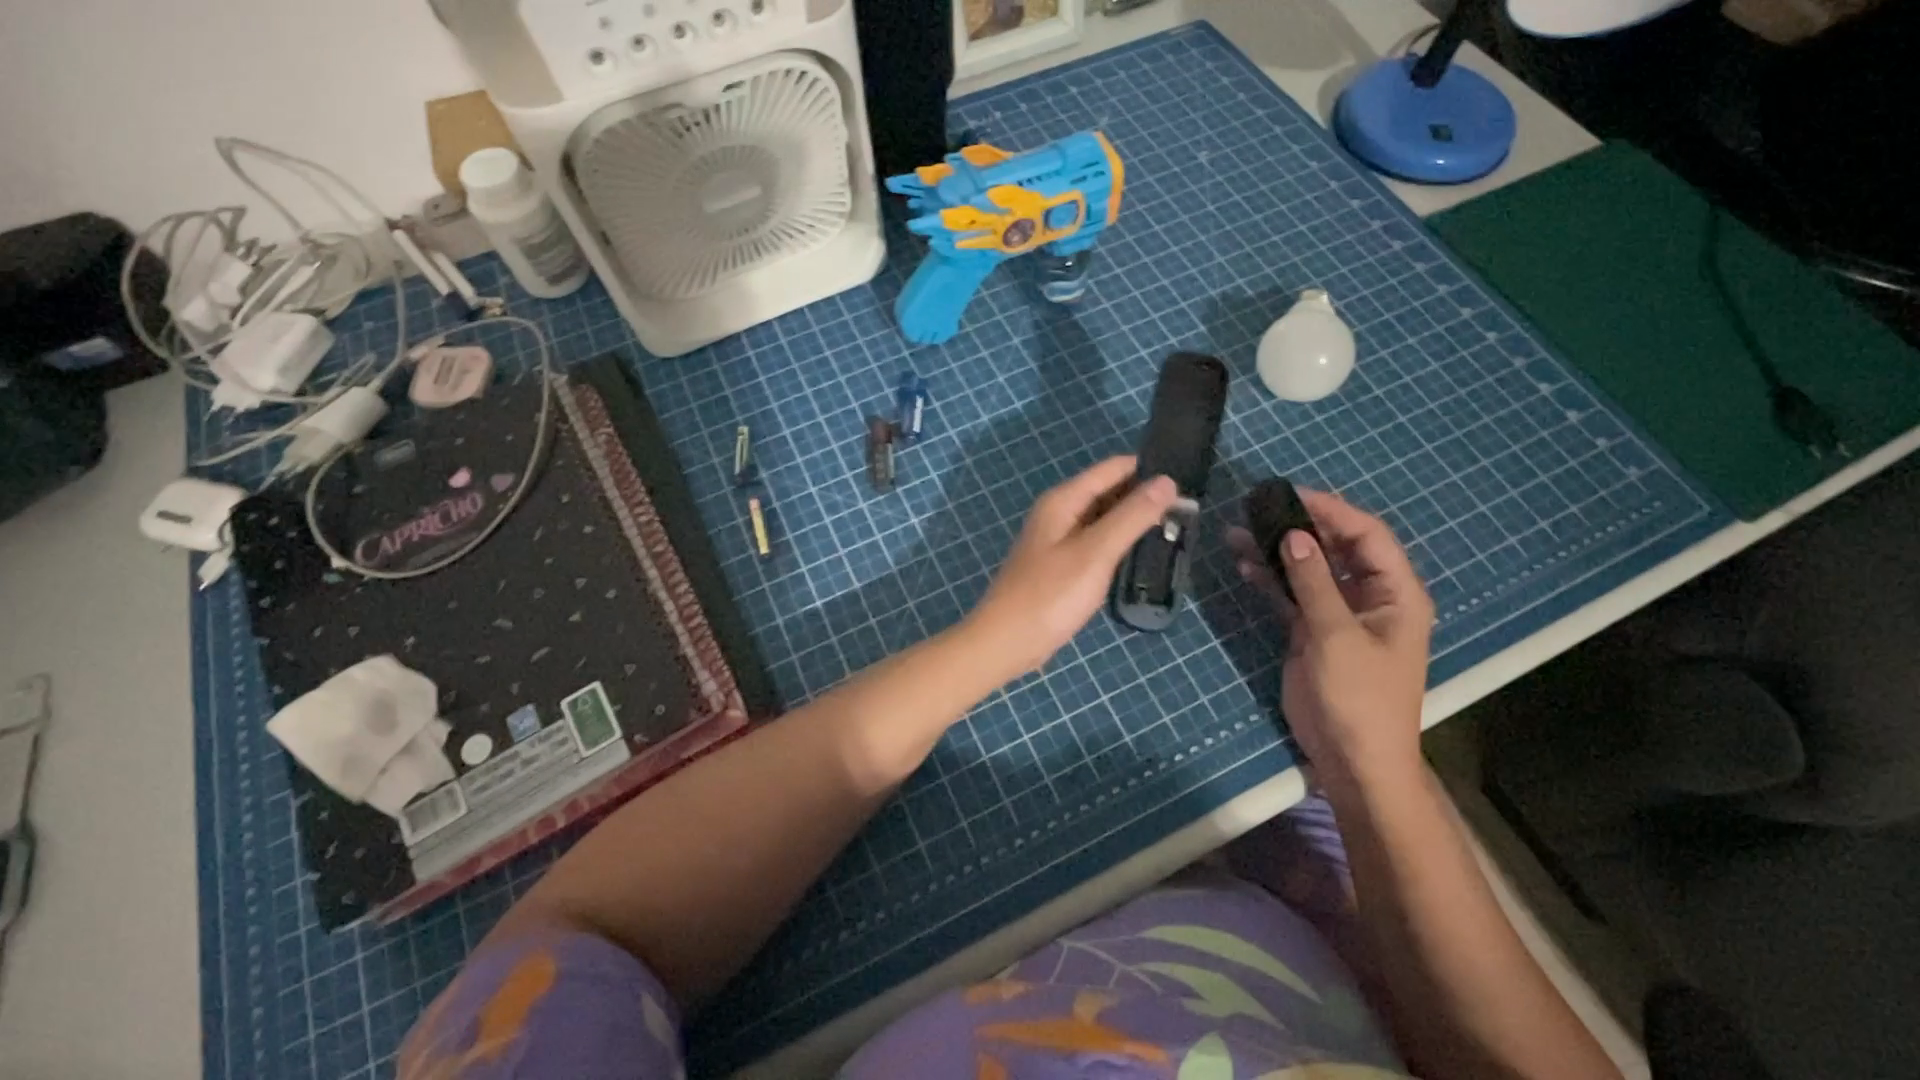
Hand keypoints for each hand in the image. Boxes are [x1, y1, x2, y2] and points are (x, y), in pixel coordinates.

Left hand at [966, 456, 1176, 677]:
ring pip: (1105, 520)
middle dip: (1145, 498)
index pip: (1113, 468)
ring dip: (1135, 523)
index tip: (1187, 482)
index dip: (1149, 470)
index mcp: (1063, 500)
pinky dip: (1120, 546)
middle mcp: (1060, 513)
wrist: (1006, 642)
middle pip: (1109, 492)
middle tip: (1189, 513)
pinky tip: (1144, 558)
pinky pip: (1097, 544)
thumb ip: (1132, 516)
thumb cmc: (1050, 595)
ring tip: (1177, 532)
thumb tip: (1167, 481)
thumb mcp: (1096, 552)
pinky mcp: (1062, 567)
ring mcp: (1059, 541)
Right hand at [1226, 490, 1432, 793]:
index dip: (1332, 510)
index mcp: (1395, 593)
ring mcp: (1340, 615)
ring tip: (1237, 532)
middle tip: (1256, 508)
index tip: (1289, 494)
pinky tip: (1244, 566)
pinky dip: (1270, 580)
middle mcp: (1370, 597)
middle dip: (1299, 526)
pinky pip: (1292, 596)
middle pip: (1336, 547)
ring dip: (1277, 552)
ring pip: (1309, 570)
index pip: (1367, 535)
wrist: (1353, 760)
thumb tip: (1294, 535)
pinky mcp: (1313, 634)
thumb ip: (1314, 584)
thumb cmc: (1360, 698)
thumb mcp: (1337, 637)